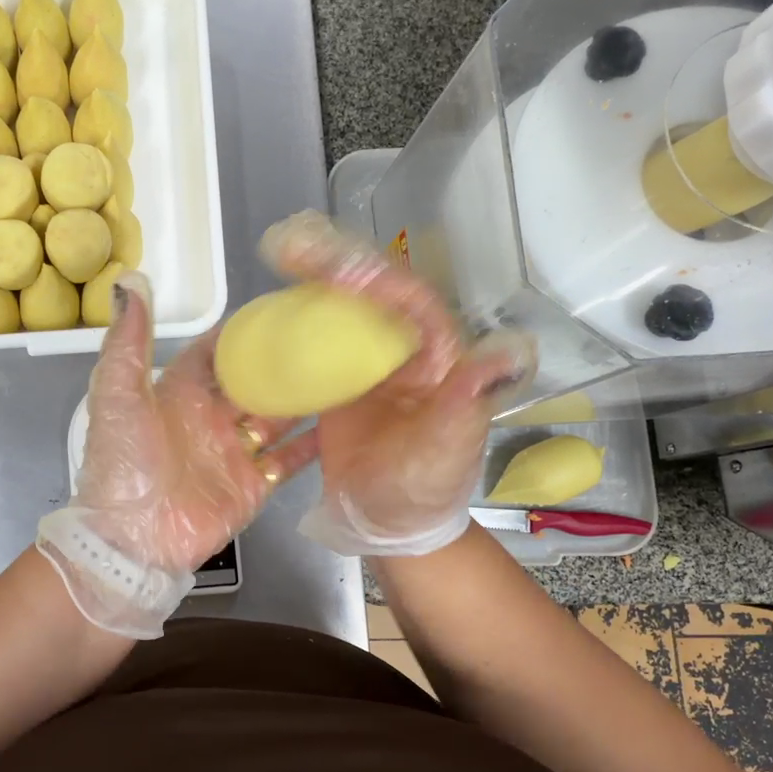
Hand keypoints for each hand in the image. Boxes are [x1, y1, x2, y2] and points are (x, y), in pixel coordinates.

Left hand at [36, 272, 318, 637]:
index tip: (289, 304)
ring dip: (309, 395)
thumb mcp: (118, 395)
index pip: (220, 350)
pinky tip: (349, 421)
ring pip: (280, 415)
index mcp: (180, 391)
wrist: (131, 542)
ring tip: (351, 368)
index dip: (249, 328)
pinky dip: (316, 442)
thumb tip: (131, 279)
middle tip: (336, 331)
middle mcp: (211, 416)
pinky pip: (291, 459)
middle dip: (288, 359)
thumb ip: (129, 341)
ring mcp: (235, 452)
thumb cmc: (124, 464)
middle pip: (257, 380)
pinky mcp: (254, 486)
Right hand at [260, 213, 531, 554]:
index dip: (379, 285)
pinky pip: (316, 345)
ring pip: (341, 314)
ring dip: (311, 286)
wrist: (388, 525)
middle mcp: (402, 355)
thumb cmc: (423, 491)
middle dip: (336, 267)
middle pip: (371, 299)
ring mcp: (367, 369)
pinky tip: (268, 309)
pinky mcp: (336, 387)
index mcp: (437, 361)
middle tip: (293, 246)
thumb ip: (465, 403)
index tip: (339, 274)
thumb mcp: (447, 450)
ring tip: (278, 258)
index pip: (412, 307)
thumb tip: (504, 354)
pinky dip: (293, 324)